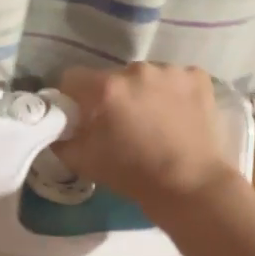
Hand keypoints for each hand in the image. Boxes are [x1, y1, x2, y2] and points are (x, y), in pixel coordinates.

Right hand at [50, 63, 236, 215]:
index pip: (72, 78)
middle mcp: (136, 70)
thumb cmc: (132, 174)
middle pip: (111, 77)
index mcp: (105, 88)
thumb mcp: (82, 161)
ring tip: (152, 121)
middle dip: (110, 96)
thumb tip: (56, 128)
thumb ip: (60, 139)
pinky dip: (171, 93)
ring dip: (142, 93)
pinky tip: (175, 115)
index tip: (80, 116)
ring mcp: (171, 71)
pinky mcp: (198, 77)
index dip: (72, 97)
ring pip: (144, 77)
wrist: (191, 185)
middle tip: (119, 124)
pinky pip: (174, 79)